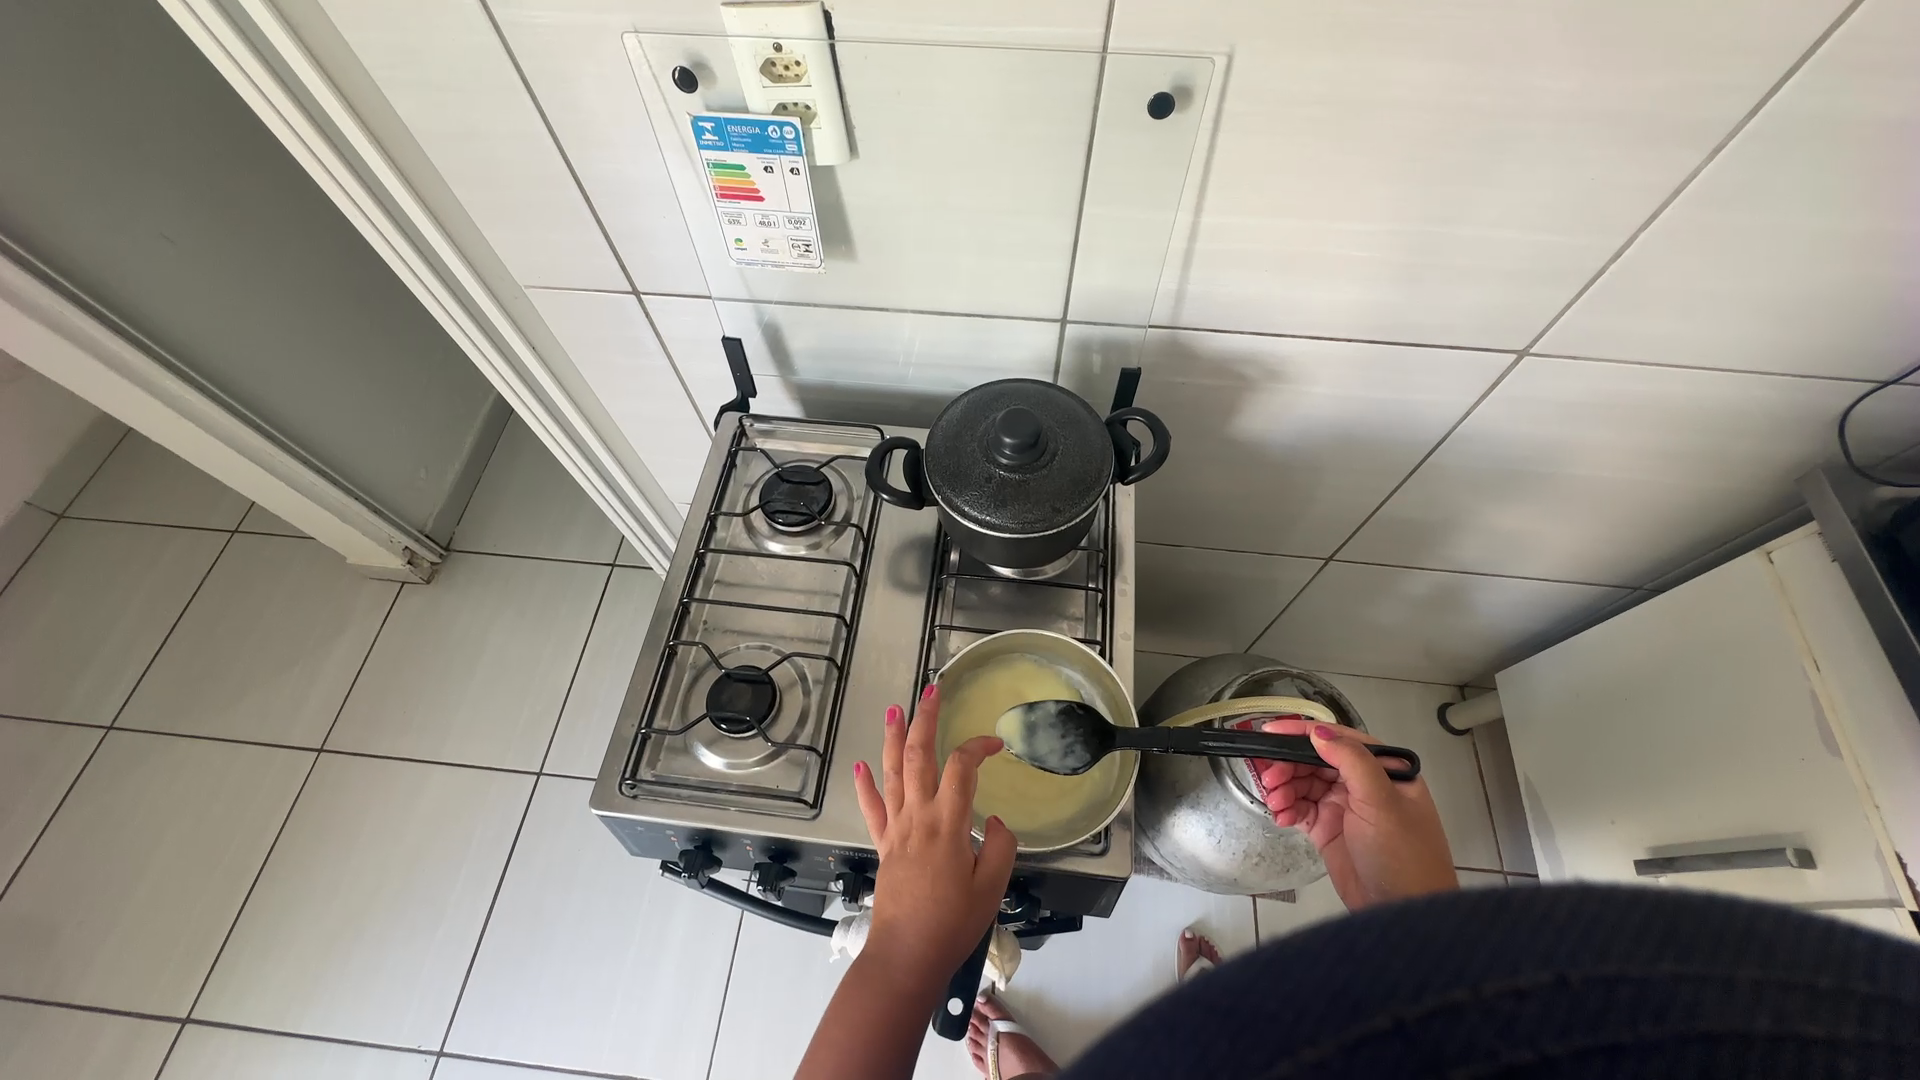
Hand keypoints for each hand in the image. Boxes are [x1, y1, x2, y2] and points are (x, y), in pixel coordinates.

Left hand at [853, 684, 1016, 981]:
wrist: (906, 956)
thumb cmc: (952, 924)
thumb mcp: (992, 888)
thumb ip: (1001, 847)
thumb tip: (995, 820)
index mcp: (948, 823)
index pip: (962, 767)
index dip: (978, 747)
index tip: (995, 744)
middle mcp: (918, 817)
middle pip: (919, 756)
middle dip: (925, 719)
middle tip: (931, 690)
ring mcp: (896, 829)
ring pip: (892, 773)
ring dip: (894, 738)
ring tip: (895, 709)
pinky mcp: (883, 846)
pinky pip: (872, 809)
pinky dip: (866, 785)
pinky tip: (861, 766)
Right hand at [1254, 719, 1455, 910]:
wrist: (1403, 915)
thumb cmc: (1402, 853)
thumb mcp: (1381, 802)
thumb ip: (1351, 761)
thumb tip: (1317, 731)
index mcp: (1383, 770)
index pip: (1339, 739)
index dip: (1304, 732)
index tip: (1270, 730)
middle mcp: (1362, 783)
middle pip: (1314, 760)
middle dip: (1288, 766)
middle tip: (1269, 779)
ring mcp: (1343, 806)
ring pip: (1303, 783)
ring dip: (1284, 789)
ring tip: (1275, 803)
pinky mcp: (1326, 829)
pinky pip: (1299, 808)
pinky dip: (1286, 809)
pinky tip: (1280, 818)